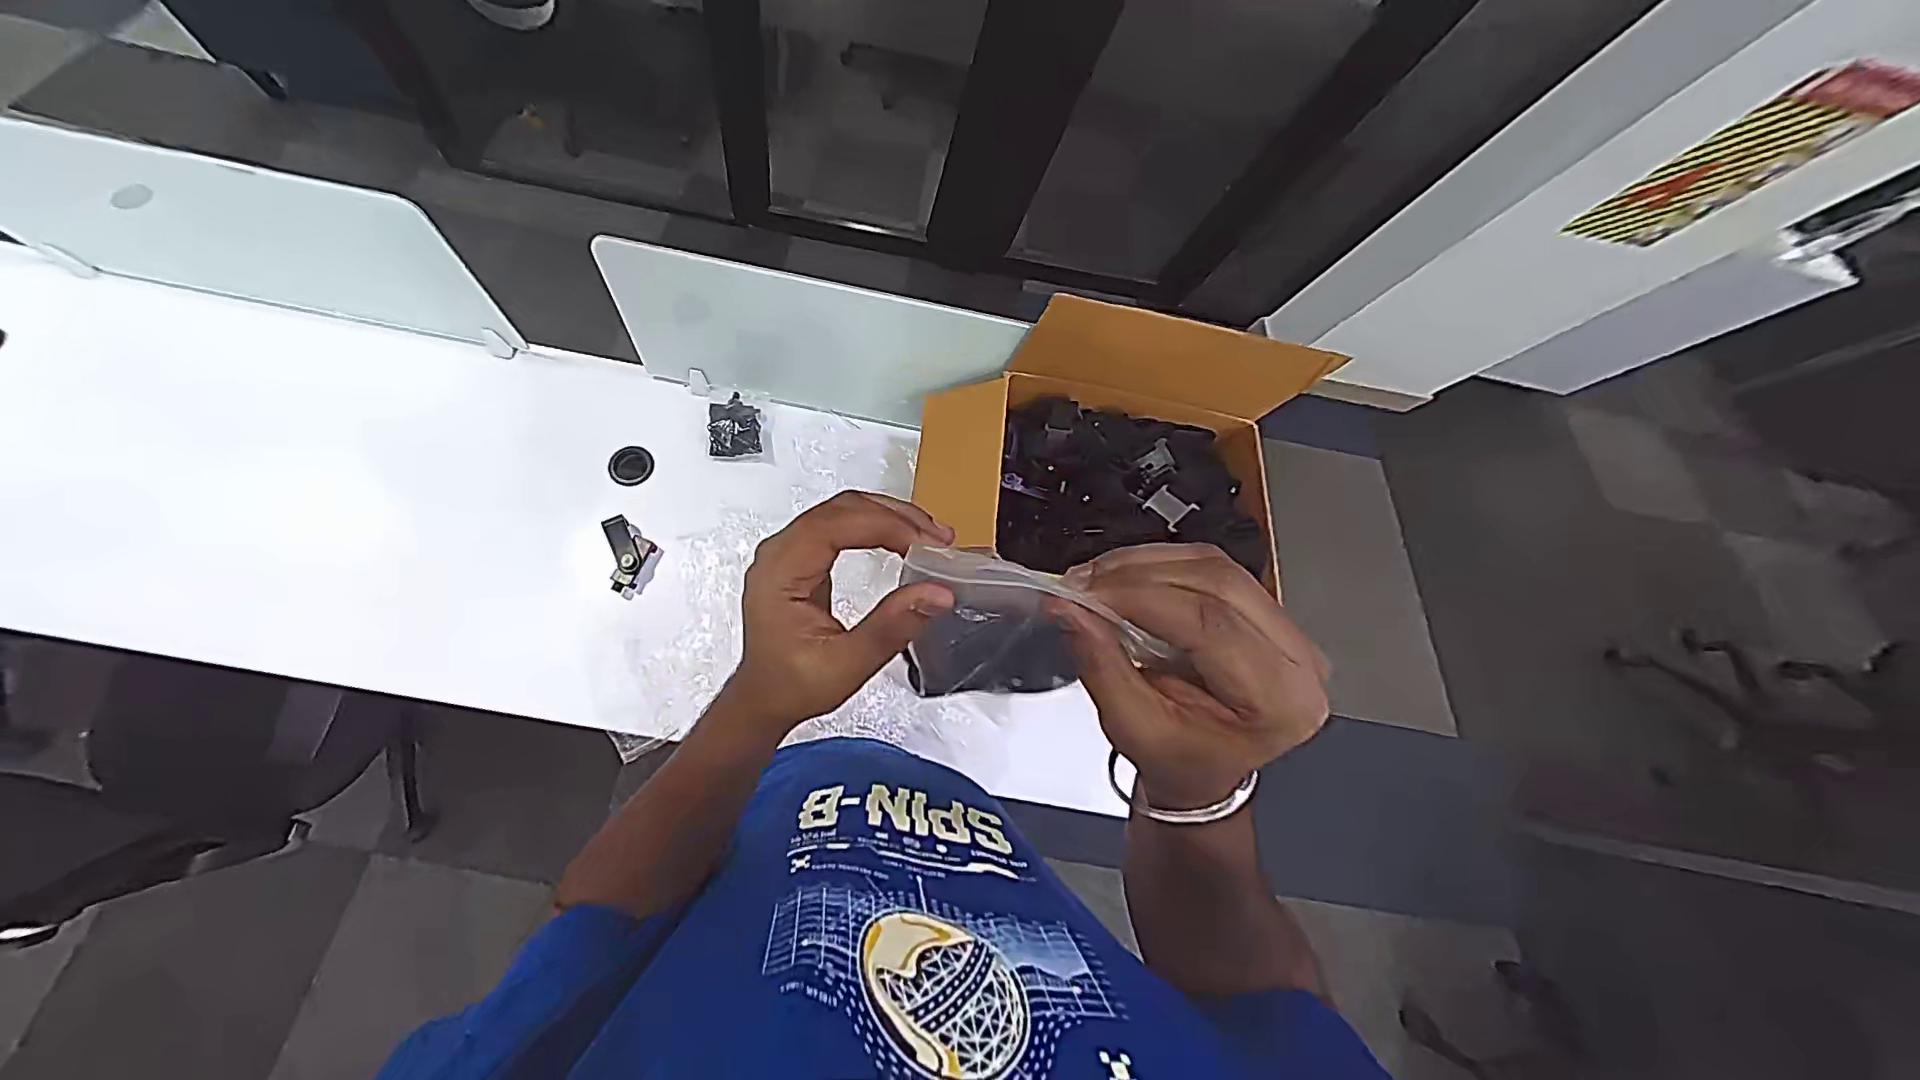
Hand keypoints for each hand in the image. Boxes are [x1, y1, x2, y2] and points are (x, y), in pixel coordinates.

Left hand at [714, 491, 955, 737]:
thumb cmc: (791, 684)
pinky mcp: (804, 556)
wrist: (767, 697)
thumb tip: (934, 595)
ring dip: (891, 517)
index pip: (835, 525)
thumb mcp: (846, 665)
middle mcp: (781, 553)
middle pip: (843, 508)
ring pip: (845, 510)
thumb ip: (891, 628)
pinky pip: (843, 523)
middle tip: (937, 539)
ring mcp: (791, 551)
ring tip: (930, 537)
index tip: (924, 543)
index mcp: (780, 573)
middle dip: (896, 517)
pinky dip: (878, 525)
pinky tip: (904, 538)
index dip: (885, 526)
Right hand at [1053, 544, 1330, 809]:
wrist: (1201, 769)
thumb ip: (1102, 665)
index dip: (1140, 597)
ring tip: (1094, 581)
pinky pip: (1206, 566)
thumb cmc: (1181, 762)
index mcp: (1280, 700)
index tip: (1086, 595)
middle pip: (1215, 582)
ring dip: (1142, 565)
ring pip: (1209, 565)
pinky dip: (1154, 565)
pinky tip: (1120, 577)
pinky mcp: (1258, 607)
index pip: (1211, 622)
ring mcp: (1283, 627)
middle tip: (1082, 584)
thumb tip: (1072, 610)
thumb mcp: (1133, 728)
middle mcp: (1296, 657)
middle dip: (1136, 574)